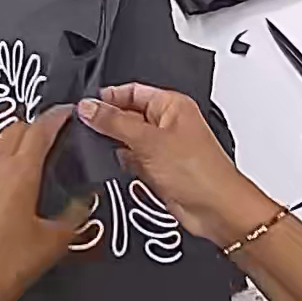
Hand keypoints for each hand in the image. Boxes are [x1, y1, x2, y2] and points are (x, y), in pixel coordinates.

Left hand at [0, 107, 91, 300]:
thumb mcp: (51, 245)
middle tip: (56, 141)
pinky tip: (5, 202)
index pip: (40, 128)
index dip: (57, 116)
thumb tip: (84, 202)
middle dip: (36, 128)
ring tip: (34, 173)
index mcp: (19, 171)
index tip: (69, 113)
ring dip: (15, 151)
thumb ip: (73, 217)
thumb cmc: (2, 267)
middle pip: (14, 130)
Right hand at [78, 83, 277, 245]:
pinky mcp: (158, 170)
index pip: (132, 91)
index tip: (86, 106)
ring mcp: (162, 148)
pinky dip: (124, 165)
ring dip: (116, 147)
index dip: (108, 97)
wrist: (215, 209)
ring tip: (106, 151)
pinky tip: (120, 168)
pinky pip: (132, 162)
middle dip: (110, 124)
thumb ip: (114, 122)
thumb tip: (89, 107)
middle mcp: (168, 123)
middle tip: (89, 129)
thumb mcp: (149, 140)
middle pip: (127, 115)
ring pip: (127, 140)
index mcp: (171, 105)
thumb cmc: (200, 171)